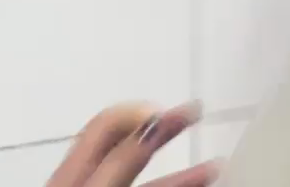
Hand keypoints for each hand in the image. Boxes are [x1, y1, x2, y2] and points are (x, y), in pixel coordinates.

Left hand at [47, 102, 219, 186]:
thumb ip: (119, 163)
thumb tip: (151, 121)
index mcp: (74, 176)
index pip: (107, 126)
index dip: (137, 113)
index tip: (167, 114)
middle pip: (130, 151)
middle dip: (166, 131)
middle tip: (197, 114)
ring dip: (181, 176)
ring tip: (215, 167)